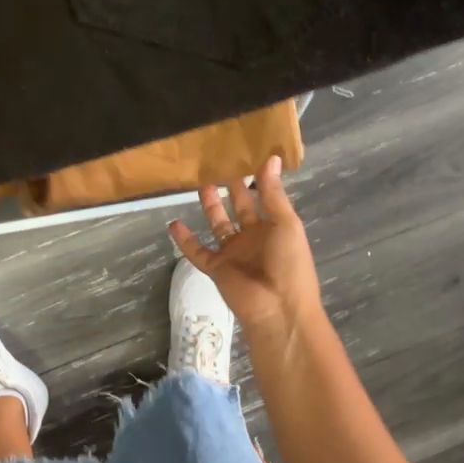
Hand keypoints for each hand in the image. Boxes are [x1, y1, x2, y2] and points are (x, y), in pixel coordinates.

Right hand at [169, 155, 324, 344]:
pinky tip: (173, 223)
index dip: (255, 178)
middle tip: (219, 162)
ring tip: (200, 182)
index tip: (245, 153)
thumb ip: (273, 193)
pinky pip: (197, 251)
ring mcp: (234, 253)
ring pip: (218, 224)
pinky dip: (184, 240)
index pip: (263, 197)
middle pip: (240, 207)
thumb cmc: (290, 263)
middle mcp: (254, 237)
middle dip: (232, 187)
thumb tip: (270, 157)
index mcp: (275, 227)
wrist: (279, 309)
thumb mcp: (286, 224)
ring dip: (211, 206)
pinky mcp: (216, 268)